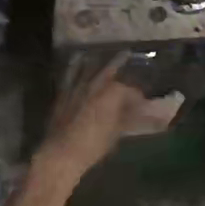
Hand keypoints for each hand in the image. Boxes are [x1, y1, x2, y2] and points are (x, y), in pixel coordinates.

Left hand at [35, 53, 166, 179]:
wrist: (62, 153)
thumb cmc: (94, 145)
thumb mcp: (116, 133)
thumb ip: (129, 119)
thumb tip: (141, 113)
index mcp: (112, 94)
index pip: (130, 90)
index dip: (137, 95)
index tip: (142, 101)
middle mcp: (95, 85)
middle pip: (110, 69)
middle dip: (120, 61)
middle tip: (127, 54)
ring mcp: (77, 87)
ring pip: (89, 67)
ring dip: (99, 61)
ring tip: (100, 53)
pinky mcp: (63, 92)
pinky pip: (69, 74)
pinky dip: (75, 65)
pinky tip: (78, 58)